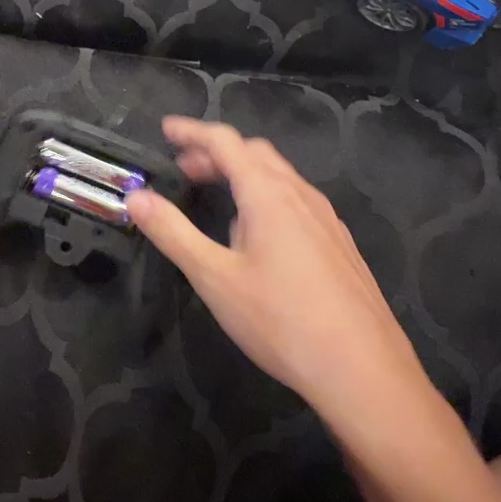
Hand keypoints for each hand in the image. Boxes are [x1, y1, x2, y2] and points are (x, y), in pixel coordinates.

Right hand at [126, 117, 426, 417]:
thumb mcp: (214, 278)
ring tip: (217, 200)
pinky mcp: (340, 244)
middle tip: (185, 170)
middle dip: (216, 152)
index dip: (192, 131)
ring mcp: (326, 219)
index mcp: (268, 193)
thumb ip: (172, 232)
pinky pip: (297, 200)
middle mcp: (300, 195)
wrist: (364, 372)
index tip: (166, 129)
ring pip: (280, 176)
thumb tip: (136, 197)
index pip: (225, 142)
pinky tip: (259, 237)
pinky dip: (267, 196)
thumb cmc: (281, 320)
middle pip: (255, 153)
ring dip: (243, 174)